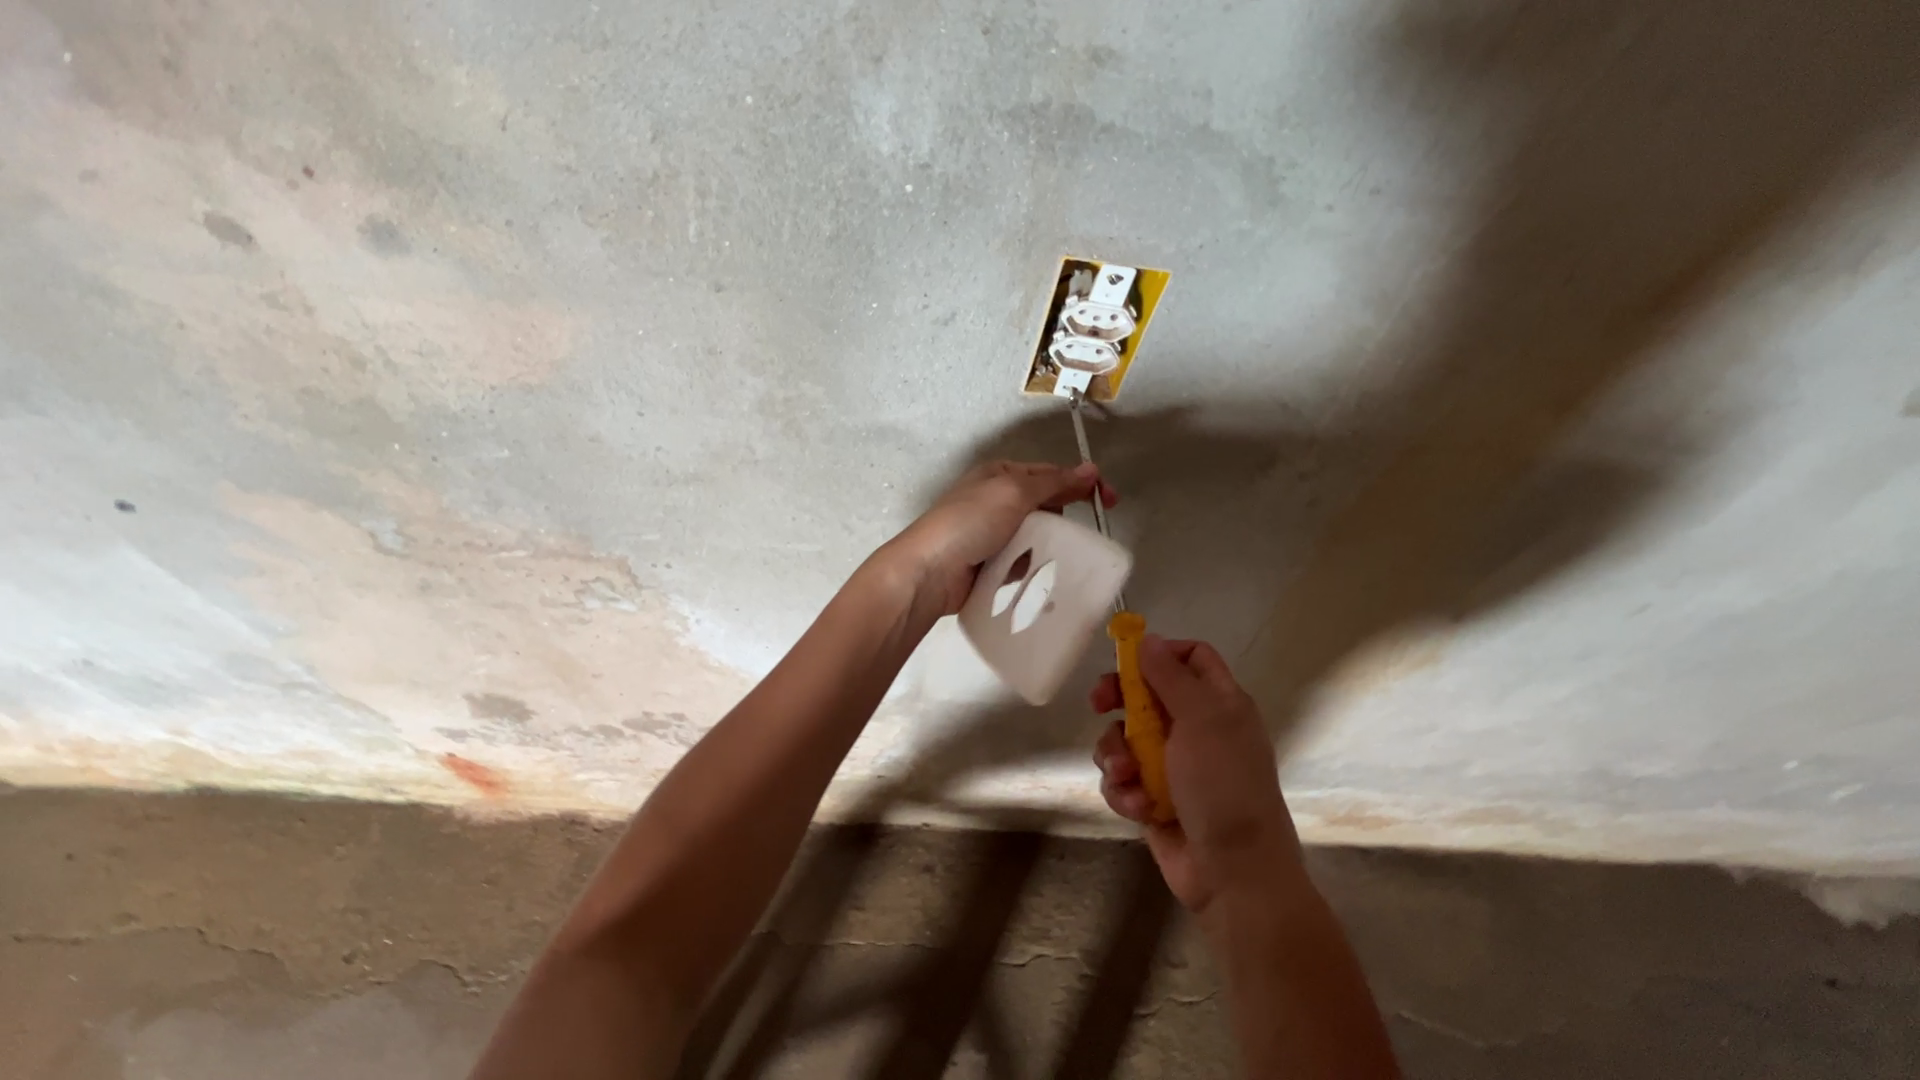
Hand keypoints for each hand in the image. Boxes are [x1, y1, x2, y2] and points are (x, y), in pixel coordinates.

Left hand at [879, 460, 1116, 615]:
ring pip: (1036, 536)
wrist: (929, 572)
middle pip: (1045, 506)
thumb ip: (1054, 483)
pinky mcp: (989, 564)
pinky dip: (1032, 567)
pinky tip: (1040, 576)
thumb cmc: (970, 522)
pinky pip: (1022, 562)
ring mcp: (991, 534)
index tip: (1109, 502)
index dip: (1082, 484)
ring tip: (1061, 558)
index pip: (1051, 474)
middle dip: (1064, 518)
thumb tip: (1091, 469)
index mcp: (1000, 475)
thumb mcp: (1014, 491)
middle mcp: (996, 500)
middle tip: (1082, 536)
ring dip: (1049, 546)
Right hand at [1091, 636, 1305, 914]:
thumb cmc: (1223, 786)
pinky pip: (1122, 779)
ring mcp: (1173, 766)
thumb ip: (1171, 677)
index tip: (1127, 661)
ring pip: (1124, 738)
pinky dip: (1124, 791)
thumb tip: (1148, 639)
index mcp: (1219, 704)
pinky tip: (1138, 807)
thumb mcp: (1202, 720)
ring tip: (1127, 776)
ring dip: (1117, 755)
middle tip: (1097, 704)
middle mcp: (1196, 729)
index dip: (1159, 653)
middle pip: (1145, 694)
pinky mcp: (1152, 798)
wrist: (1233, 871)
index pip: (1191, 658)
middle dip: (1118, 700)